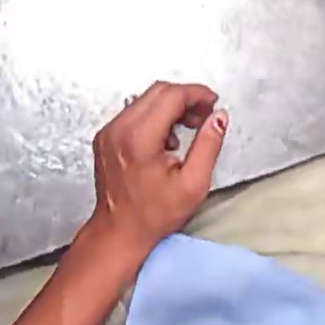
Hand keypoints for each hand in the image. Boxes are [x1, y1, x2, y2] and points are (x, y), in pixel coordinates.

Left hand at [83, 81, 227, 258]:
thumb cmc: (155, 214)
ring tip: (190, 126)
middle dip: (186, 97)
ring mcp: (109, 131)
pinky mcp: (105, 136)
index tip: (213, 101)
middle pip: (158, 91)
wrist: (117, 233)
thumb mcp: (193, 184)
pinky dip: (155, 115)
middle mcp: (119, 128)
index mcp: (139, 138)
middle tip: (205, 113)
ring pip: (146, 99)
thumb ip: (209, 145)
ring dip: (171, 105)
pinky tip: (168, 138)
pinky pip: (134, 112)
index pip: (171, 96)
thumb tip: (218, 117)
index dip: (196, 94)